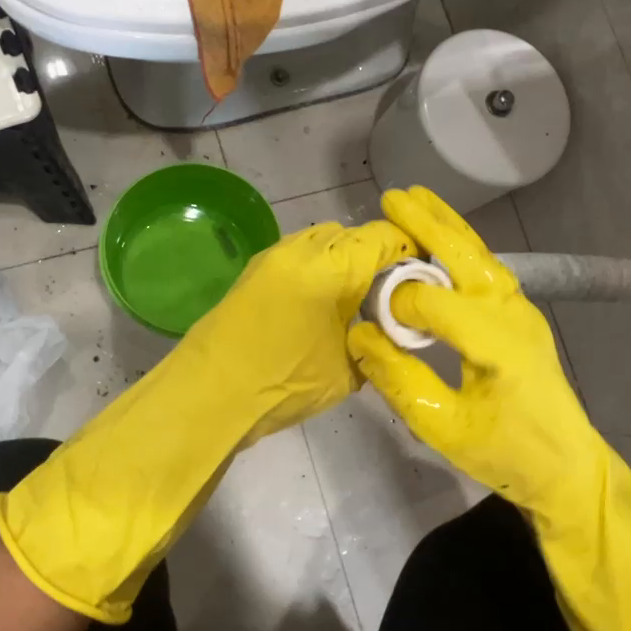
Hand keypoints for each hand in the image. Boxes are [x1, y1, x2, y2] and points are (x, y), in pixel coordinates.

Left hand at [0, 220, 414, 624]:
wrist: (206, 395)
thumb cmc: (282, 383)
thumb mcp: (347, 370)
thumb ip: (376, 338)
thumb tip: (388, 323)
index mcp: (330, 265)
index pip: (384, 236)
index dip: (409, 251)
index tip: (424, 275)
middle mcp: (302, 248)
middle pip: (354, 235)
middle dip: (378, 256)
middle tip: (392, 292)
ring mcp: (274, 256)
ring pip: (325, 241)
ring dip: (346, 261)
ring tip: (358, 300)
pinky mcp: (255, 271)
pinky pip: (301, 255)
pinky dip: (321, 269)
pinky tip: (324, 305)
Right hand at [347, 187, 630, 630]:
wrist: (567, 466)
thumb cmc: (506, 455)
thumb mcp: (442, 428)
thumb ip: (399, 379)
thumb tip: (358, 334)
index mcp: (497, 344)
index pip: (436, 303)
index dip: (399, 305)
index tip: (373, 318)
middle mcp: (513, 314)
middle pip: (466, 256)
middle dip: (429, 224)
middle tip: (392, 195)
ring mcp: (523, 310)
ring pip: (481, 256)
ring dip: (448, 226)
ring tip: (416, 198)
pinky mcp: (523, 315)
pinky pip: (489, 269)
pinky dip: (462, 248)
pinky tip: (444, 240)